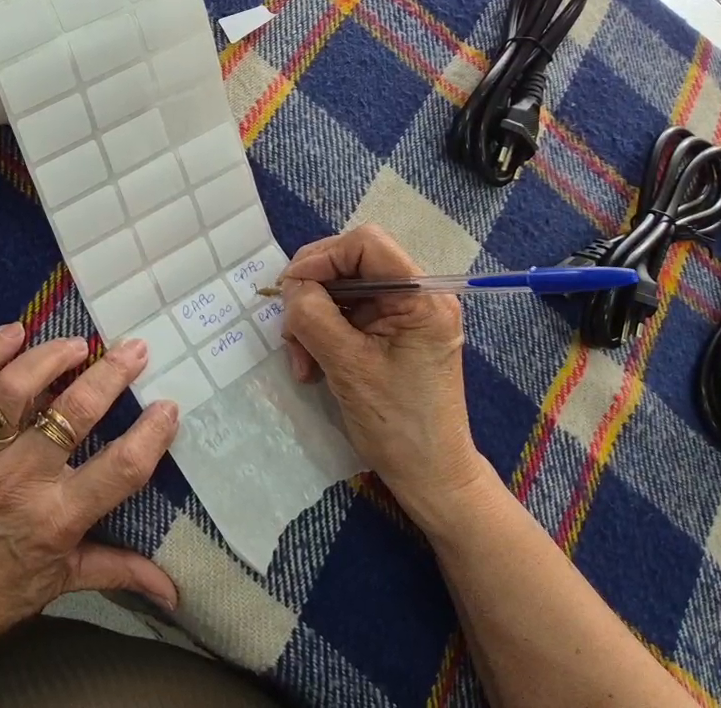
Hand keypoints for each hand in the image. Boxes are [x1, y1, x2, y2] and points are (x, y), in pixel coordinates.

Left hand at [0, 325, 179, 673]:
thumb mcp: (59, 585)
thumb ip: (118, 571)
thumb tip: (174, 591)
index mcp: (57, 518)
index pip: (120, 469)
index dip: (152, 435)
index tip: (168, 406)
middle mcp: (19, 479)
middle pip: (73, 413)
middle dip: (112, 374)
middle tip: (135, 349)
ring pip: (14, 389)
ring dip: (49, 357)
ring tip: (76, 344)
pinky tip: (12, 333)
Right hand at [279, 225, 492, 523]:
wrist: (430, 476)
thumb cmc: (396, 423)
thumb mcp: (346, 365)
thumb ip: (314, 315)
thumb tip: (291, 287)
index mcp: (421, 297)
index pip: (365, 244)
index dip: (322, 257)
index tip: (291, 289)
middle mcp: (417, 297)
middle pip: (349, 264)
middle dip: (312, 294)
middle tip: (291, 331)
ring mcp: (404, 317)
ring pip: (341, 292)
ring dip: (312, 321)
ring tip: (301, 360)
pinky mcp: (391, 336)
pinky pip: (347, 316)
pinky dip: (322, 335)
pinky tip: (312, 366)